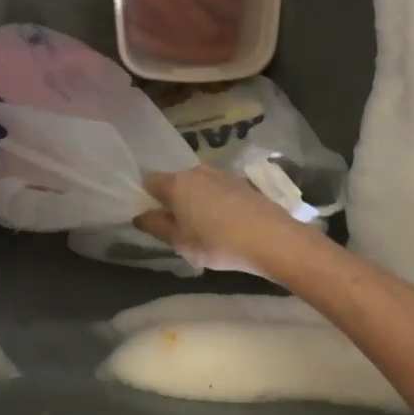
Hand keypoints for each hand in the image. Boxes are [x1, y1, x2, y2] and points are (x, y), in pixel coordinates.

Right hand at [134, 166, 323, 276]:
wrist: (273, 239)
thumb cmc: (218, 243)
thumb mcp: (181, 242)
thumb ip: (156, 226)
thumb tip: (140, 216)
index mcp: (176, 184)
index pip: (149, 181)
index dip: (148, 197)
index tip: (155, 217)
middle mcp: (196, 171)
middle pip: (175, 182)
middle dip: (173, 200)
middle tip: (181, 227)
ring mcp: (221, 174)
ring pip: (198, 185)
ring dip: (196, 201)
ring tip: (207, 227)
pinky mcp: (242, 182)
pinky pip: (218, 189)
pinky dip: (216, 202)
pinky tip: (227, 223)